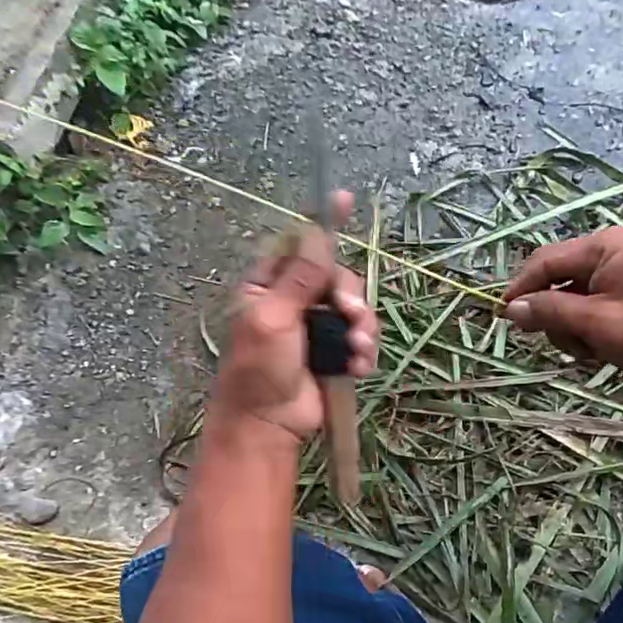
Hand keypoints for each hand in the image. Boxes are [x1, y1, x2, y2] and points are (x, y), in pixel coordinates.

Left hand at [214, 192, 377, 441]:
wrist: (268, 422)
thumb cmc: (258, 368)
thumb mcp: (272, 317)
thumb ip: (300, 277)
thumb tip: (319, 234)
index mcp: (268, 286)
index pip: (298, 246)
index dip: (321, 226)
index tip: (342, 199)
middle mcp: (294, 301)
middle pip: (336, 277)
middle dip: (350, 296)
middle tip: (349, 315)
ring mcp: (316, 329)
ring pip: (354, 309)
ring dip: (362, 328)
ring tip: (357, 351)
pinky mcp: (334, 354)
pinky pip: (361, 339)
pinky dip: (364, 351)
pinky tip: (358, 366)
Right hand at [502, 226, 622, 385]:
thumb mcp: (598, 324)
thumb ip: (550, 313)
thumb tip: (510, 309)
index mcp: (605, 245)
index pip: (545, 261)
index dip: (521, 290)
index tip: (505, 319)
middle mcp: (615, 249)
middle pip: (559, 280)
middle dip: (557, 317)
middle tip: (574, 346)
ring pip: (576, 298)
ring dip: (576, 328)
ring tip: (597, 350)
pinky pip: (598, 305)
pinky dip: (594, 328)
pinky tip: (610, 348)